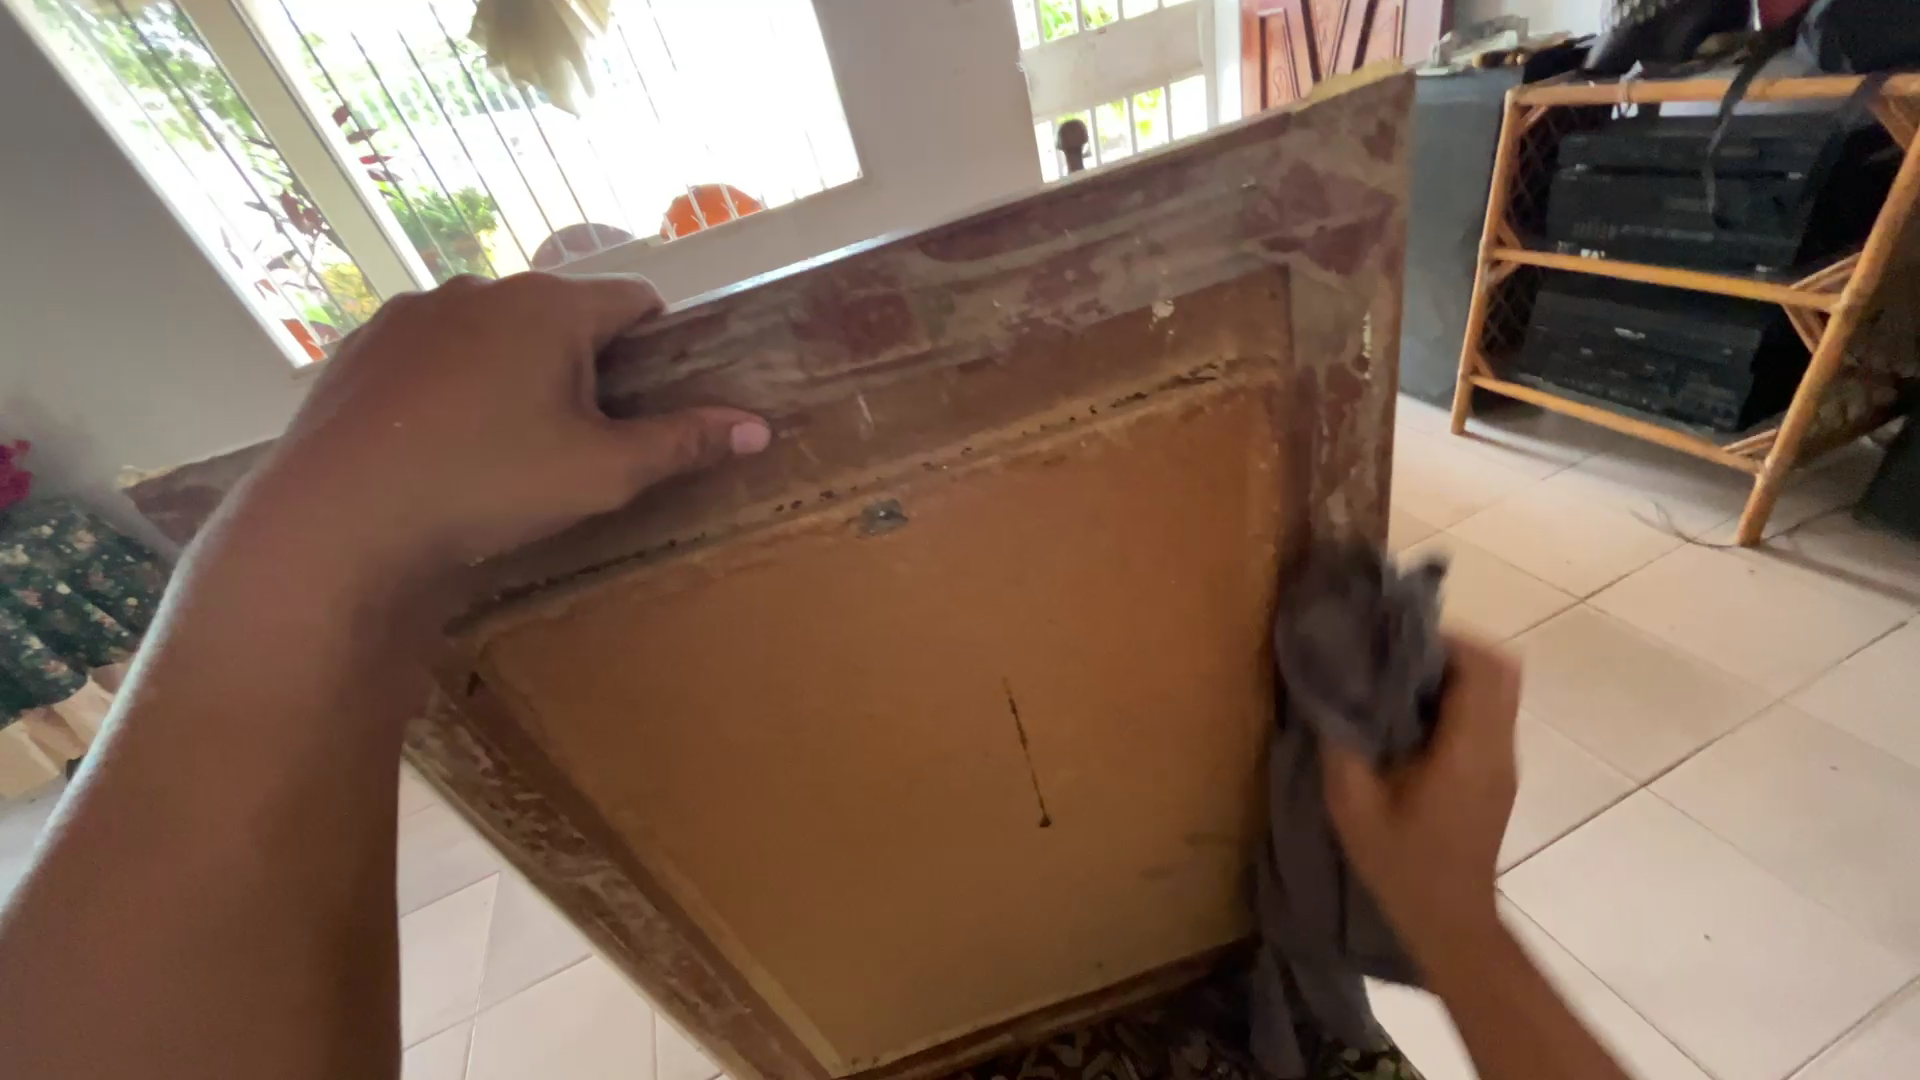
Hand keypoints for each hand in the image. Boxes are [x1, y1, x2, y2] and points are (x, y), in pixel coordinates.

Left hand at [218, 273, 769, 599]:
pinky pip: (442, 349)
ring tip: (520, 440)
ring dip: (529, 368)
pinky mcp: (363, 345)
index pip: (636, 298)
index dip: (663, 342)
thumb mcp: (607, 471)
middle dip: (594, 362)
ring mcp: (411, 312)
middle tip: (595, 434)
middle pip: (569, 313)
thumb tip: (761, 428)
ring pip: (503, 329)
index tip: (659, 395)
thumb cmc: (491, 485)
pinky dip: (467, 379)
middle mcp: (480, 288)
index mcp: (548, 306)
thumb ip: (687, 441)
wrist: (336, 524)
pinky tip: (454, 439)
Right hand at [1322, 634, 1520, 955]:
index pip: (1482, 672)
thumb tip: (1327, 691)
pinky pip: (1485, 711)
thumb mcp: (1352, 803)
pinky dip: (1454, 693)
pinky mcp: (1494, 770)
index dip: (1443, 641)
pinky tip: (1405, 708)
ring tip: (1393, 672)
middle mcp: (1497, 749)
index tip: (1392, 635)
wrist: (1447, 917)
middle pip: (1501, 670)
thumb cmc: (1399, 861)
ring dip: (1452, 668)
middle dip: (1449, 646)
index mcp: (1467, 753)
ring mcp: (1502, 760)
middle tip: (1392, 649)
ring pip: (1497, 688)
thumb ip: (1340, 742)